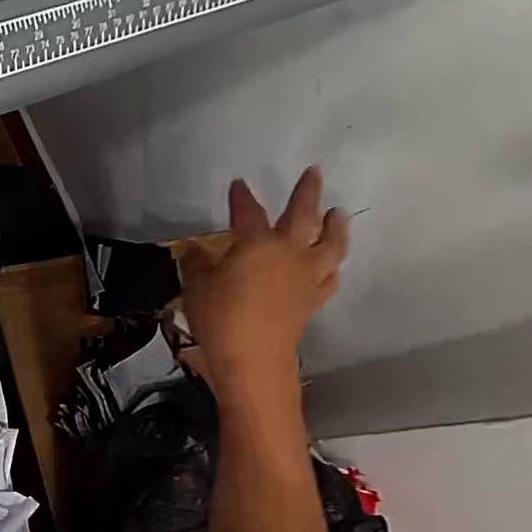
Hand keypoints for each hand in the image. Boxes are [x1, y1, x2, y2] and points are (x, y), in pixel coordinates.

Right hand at [179, 166, 348, 394]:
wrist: (252, 358)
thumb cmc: (220, 318)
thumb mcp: (196, 288)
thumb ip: (196, 265)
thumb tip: (193, 249)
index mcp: (257, 243)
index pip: (248, 212)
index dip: (242, 197)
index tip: (239, 184)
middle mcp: (288, 252)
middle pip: (302, 215)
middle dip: (306, 192)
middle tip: (313, 173)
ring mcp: (306, 275)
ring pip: (330, 243)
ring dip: (336, 226)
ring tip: (338, 213)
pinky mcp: (313, 299)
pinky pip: (329, 277)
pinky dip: (332, 266)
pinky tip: (330, 263)